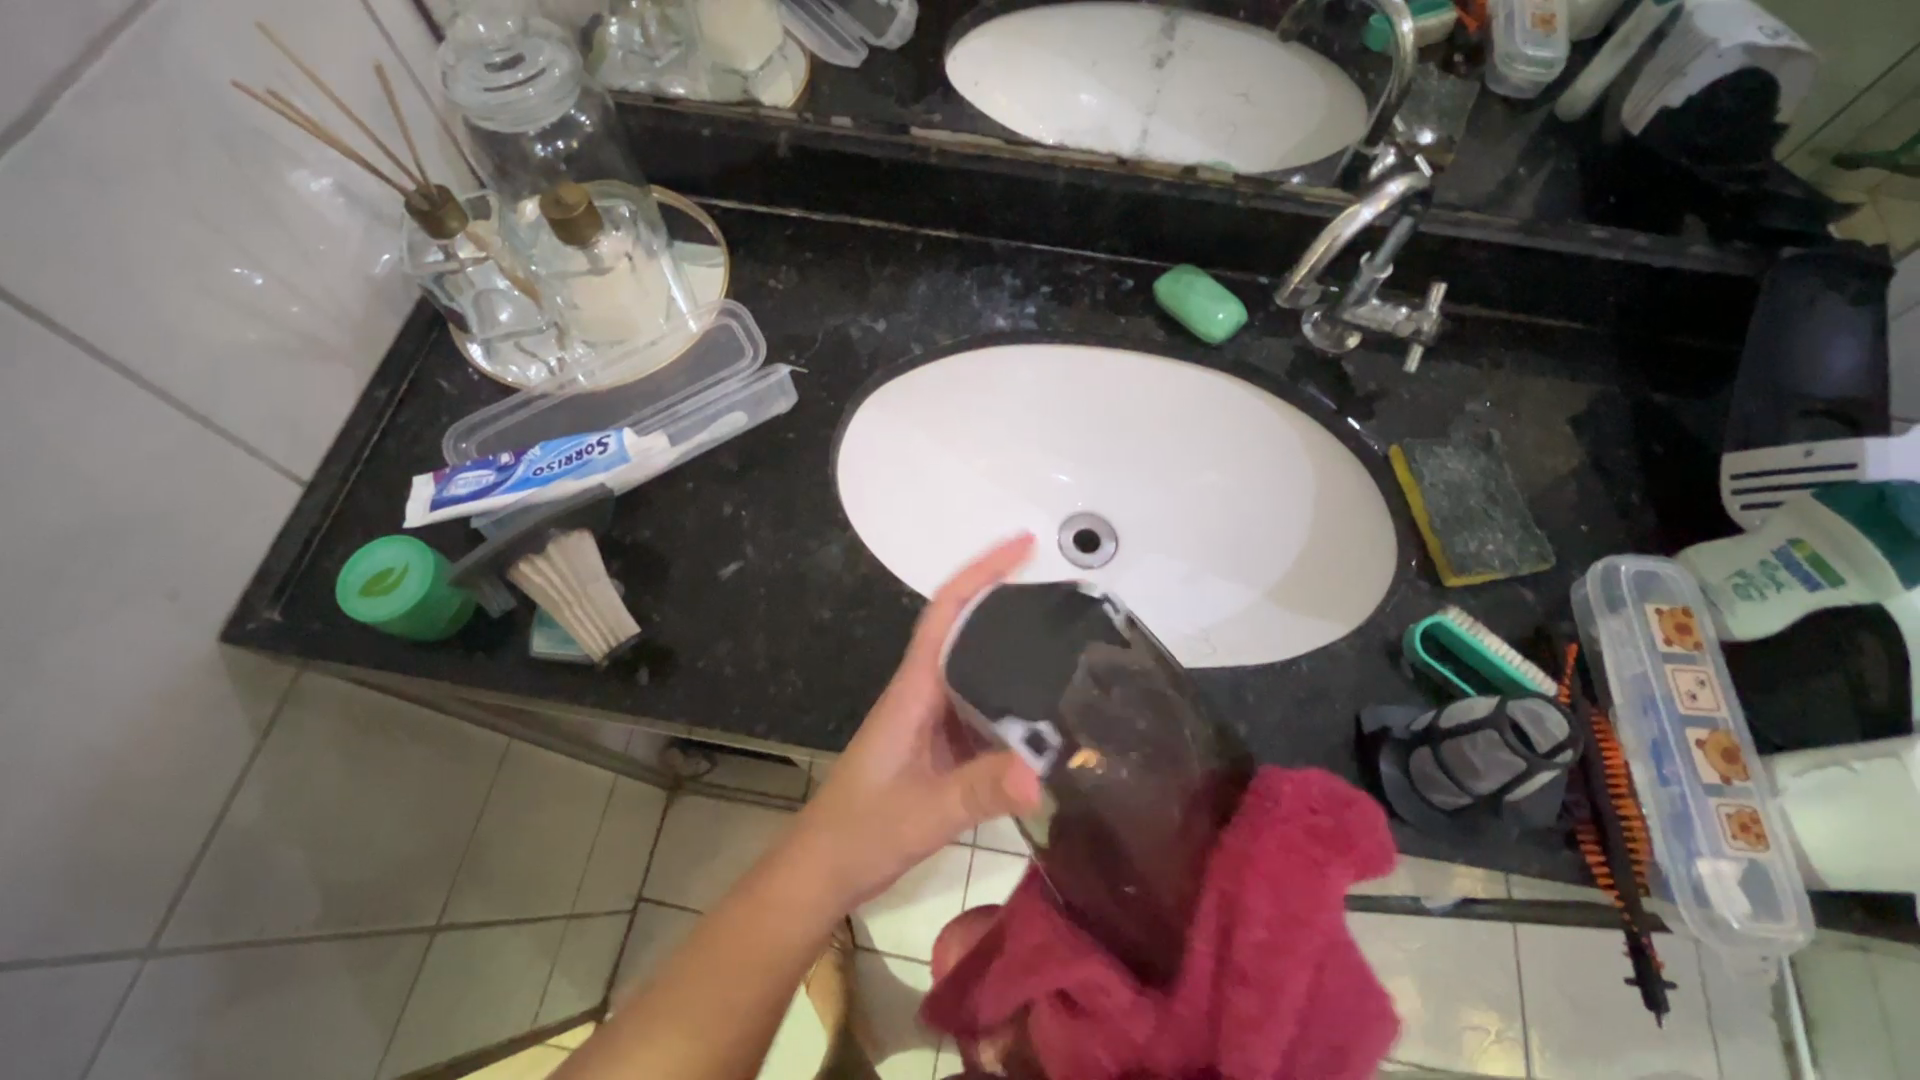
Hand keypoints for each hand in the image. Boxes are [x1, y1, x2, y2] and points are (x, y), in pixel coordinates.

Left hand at [795, 534, 1044, 906]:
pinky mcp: (939, 749)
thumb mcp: (924, 813)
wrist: (822, 870)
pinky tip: (1049, 717)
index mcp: (913, 692)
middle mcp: (923, 696)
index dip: (981, 572)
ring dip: (1016, 656)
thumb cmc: (860, 833)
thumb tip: (1044, 774)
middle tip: (1068, 600)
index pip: (947, 614)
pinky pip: (982, 711)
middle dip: (1010, 604)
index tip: (1024, 544)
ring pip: (977, 672)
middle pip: (967, 632)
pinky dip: (1015, 705)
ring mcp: (930, 723)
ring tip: (1072, 649)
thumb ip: (980, 792)